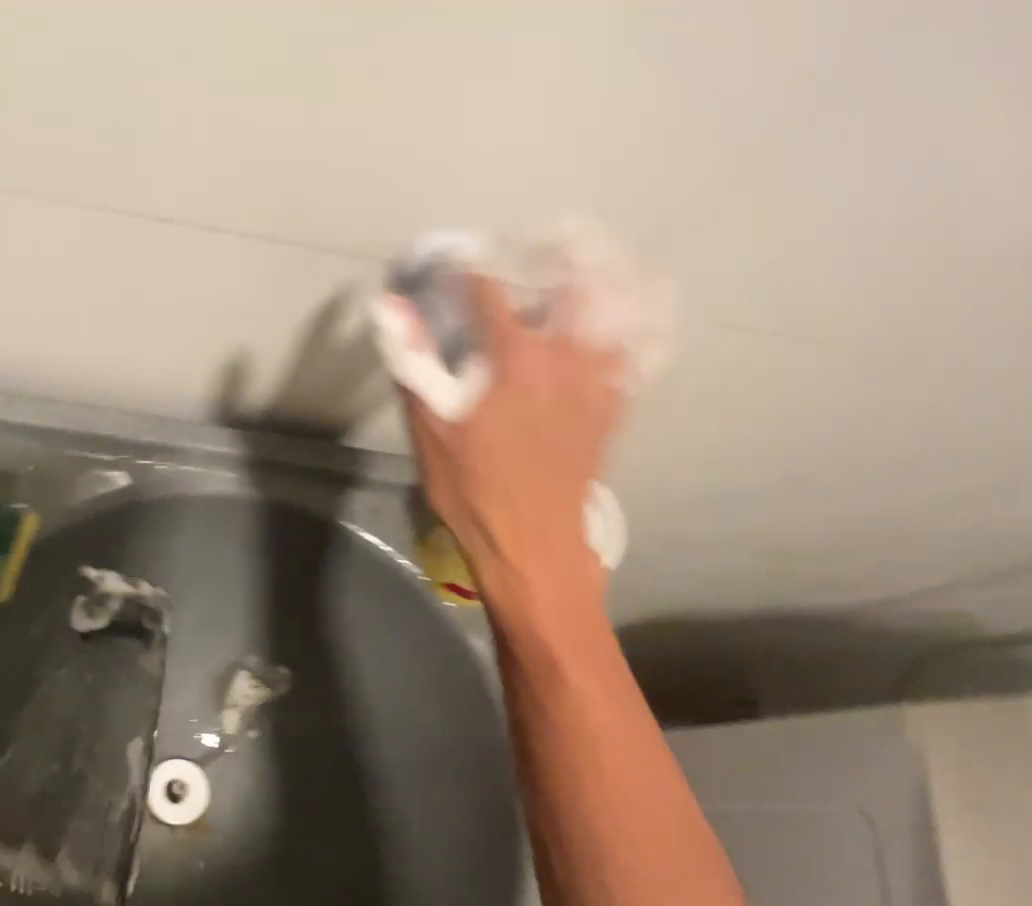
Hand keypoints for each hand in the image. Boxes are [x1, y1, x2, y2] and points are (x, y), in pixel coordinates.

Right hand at [398, 275, 625, 601]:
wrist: (534, 540)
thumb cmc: (473, 486)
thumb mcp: (429, 428)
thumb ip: (414, 361)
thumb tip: (393, 307)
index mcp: (515, 355)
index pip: (487, 290)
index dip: (466, 269)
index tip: (451, 260)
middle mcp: (566, 352)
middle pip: (569, 279)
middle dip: (552, 251)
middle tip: (535, 239)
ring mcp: (600, 376)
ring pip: (614, 304)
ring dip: (599, 275)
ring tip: (585, 259)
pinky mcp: (616, 401)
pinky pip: (638, 345)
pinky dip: (635, 316)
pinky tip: (629, 306)